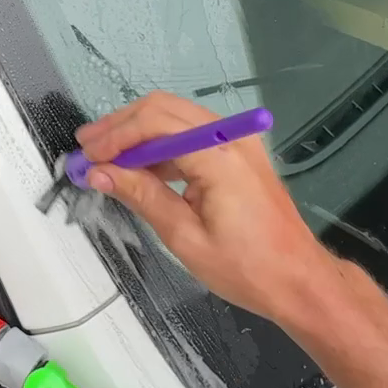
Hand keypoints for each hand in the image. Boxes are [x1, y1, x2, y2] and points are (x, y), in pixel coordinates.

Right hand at [75, 92, 343, 325]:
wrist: (300, 280)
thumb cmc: (246, 268)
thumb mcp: (185, 237)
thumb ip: (141, 196)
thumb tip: (99, 173)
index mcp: (219, 156)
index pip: (155, 124)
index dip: (115, 136)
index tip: (87, 156)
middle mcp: (230, 135)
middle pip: (163, 108)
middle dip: (121, 125)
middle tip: (87, 148)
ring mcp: (237, 139)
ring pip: (174, 115)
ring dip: (137, 132)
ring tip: (104, 156)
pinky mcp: (238, 150)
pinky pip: (190, 132)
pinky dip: (160, 143)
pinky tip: (138, 165)